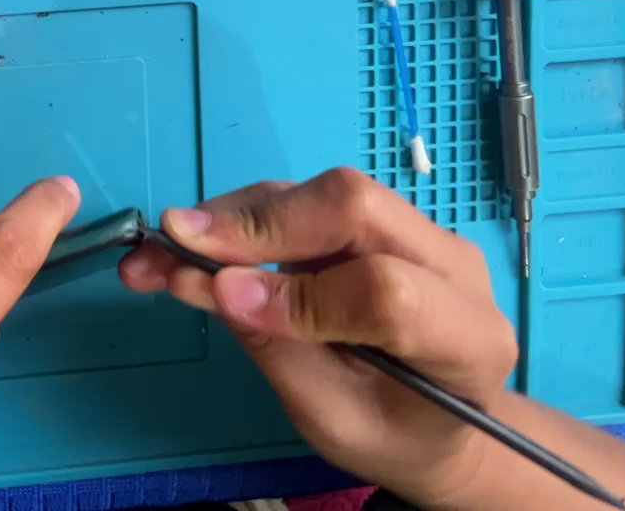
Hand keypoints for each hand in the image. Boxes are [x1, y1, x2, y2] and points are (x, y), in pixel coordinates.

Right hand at [117, 168, 516, 505]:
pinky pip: (289, 197)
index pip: (386, 291)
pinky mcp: (358, 211)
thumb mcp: (331, 417)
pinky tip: (185, 244)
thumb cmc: (390, 431)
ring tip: (159, 253)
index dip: (298, 290)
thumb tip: (203, 281)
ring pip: (307, 192)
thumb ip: (273, 346)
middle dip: (252, 222)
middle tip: (173, 241)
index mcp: (465, 336)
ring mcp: (403, 225)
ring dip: (224, 218)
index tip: (220, 296)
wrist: (432, 416)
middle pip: (349, 205)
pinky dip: (228, 218)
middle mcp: (444, 260)